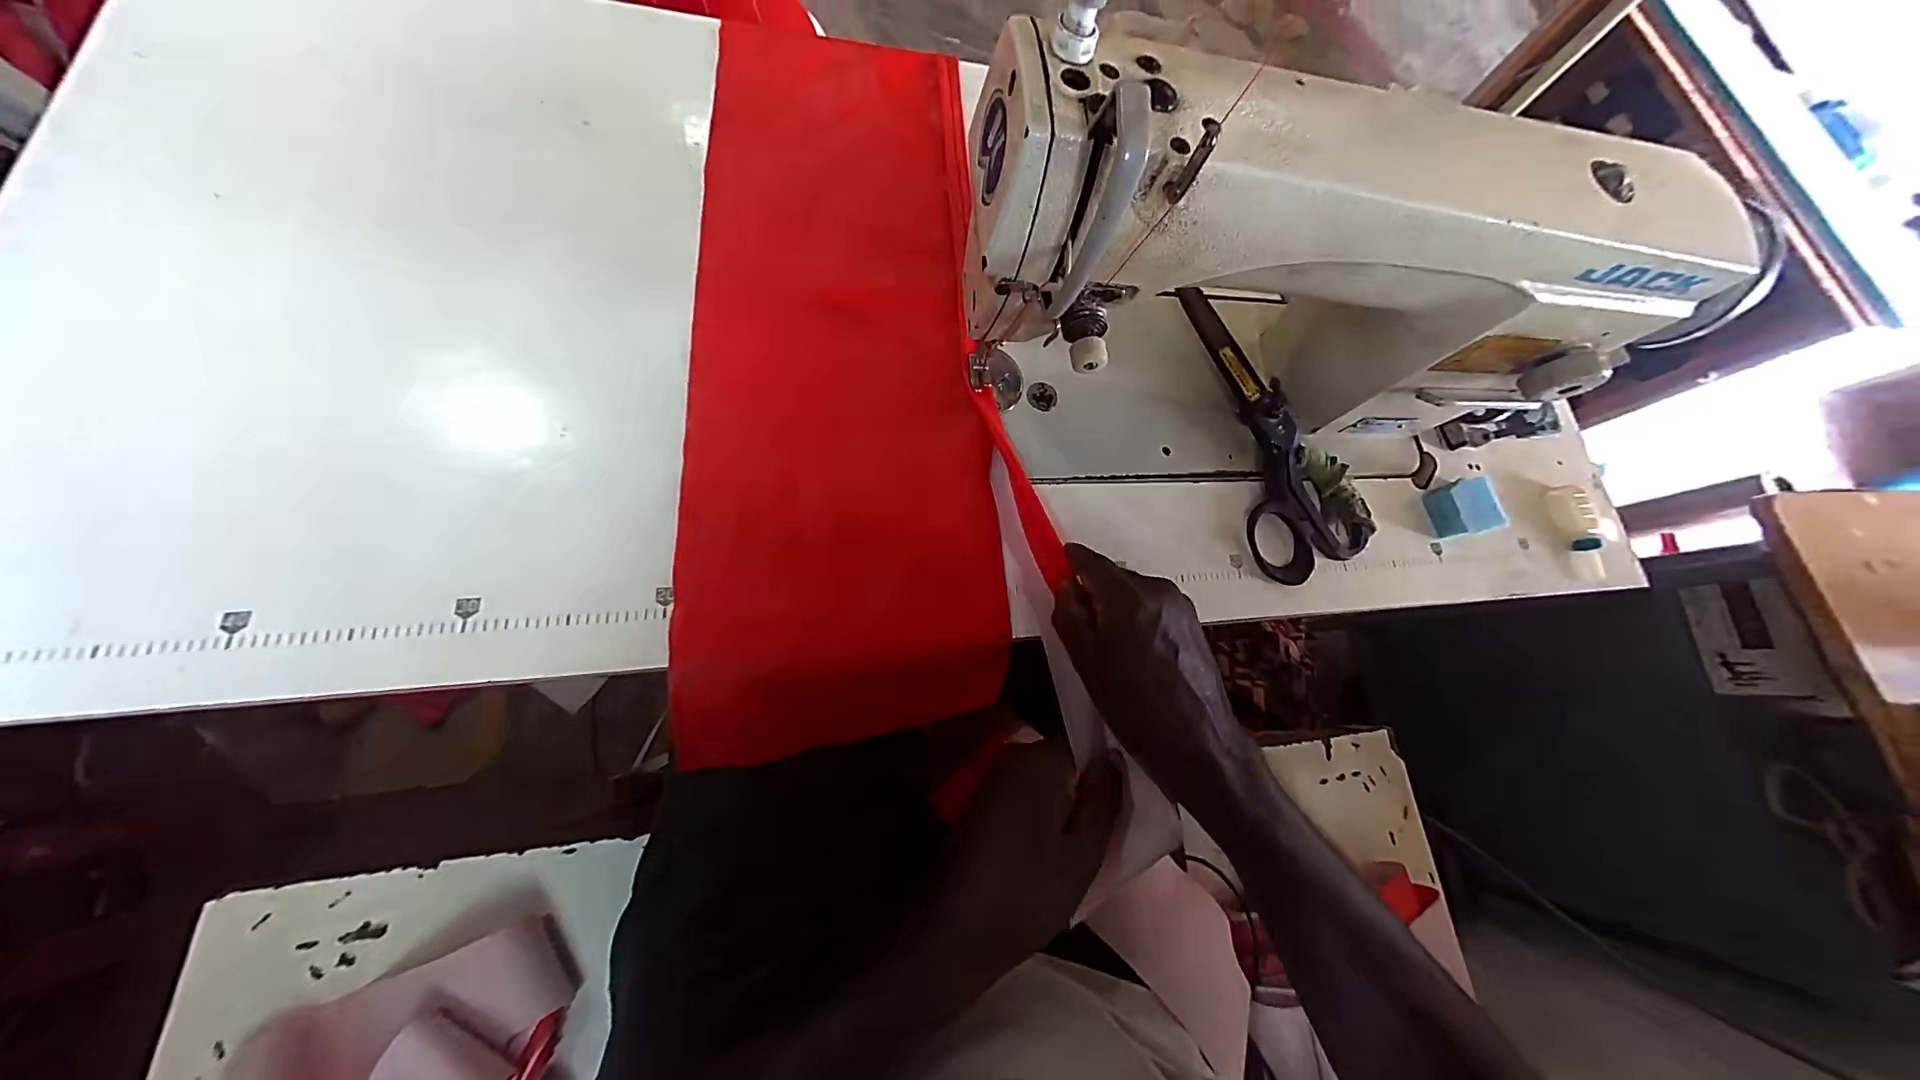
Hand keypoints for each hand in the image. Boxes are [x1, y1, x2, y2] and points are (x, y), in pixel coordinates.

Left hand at [920, 739, 1121, 983]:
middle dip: (1085, 781)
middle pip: (1063, 758)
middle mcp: (1012, 758)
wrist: (956, 931)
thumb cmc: (1028, 893)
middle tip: (1109, 819)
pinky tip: (1052, 843)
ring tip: (1084, 835)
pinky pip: (1024, 793)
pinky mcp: (981, 801)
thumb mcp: (1082, 853)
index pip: (1084, 737)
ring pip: (1044, 778)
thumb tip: (1113, 755)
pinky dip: (1041, 811)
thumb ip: (1103, 799)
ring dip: (1063, 799)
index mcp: (1040, 760)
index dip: (1107, 759)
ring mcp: (993, 778)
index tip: (1124, 787)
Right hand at [1051, 543, 1257, 819]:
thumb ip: (1069, 615)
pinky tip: (1135, 652)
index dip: (1070, 562)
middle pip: (1115, 576)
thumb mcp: (1086, 662)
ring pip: (1135, 592)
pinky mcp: (1194, 621)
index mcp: (1128, 596)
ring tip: (1110, 646)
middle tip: (1080, 624)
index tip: (1056, 569)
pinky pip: (1154, 607)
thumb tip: (1066, 586)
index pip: (1090, 560)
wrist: (1197, 740)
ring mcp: (1180, 604)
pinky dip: (1138, 617)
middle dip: (1094, 592)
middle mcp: (1158, 589)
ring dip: (1118, 606)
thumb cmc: (1132, 705)